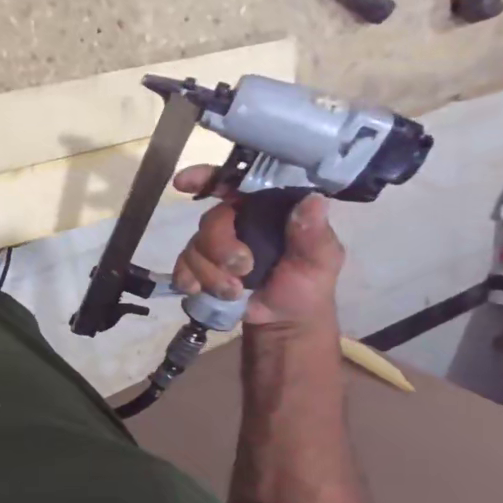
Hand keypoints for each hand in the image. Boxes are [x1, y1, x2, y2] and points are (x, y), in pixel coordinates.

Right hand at [170, 166, 343, 329]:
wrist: (283, 325)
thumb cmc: (306, 287)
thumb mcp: (320, 261)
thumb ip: (313, 234)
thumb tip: (312, 201)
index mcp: (265, 208)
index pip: (236, 182)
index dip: (208, 176)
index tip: (184, 182)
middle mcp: (236, 222)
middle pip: (212, 220)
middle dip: (220, 247)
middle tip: (242, 270)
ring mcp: (214, 246)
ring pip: (194, 246)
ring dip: (210, 273)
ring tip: (233, 293)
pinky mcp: (199, 269)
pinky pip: (182, 267)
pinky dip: (188, 279)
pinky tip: (198, 291)